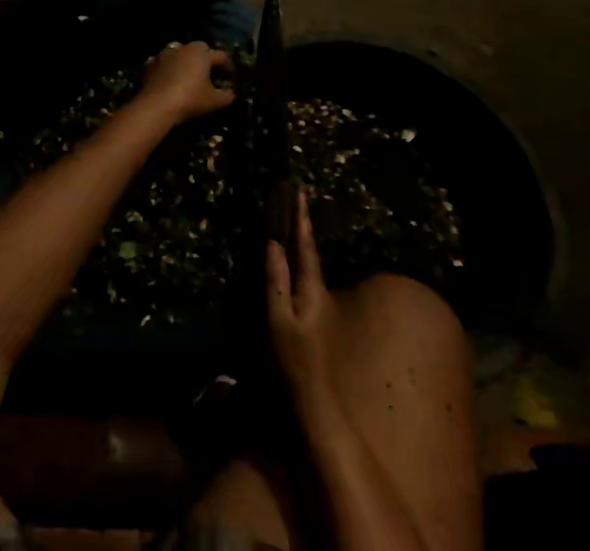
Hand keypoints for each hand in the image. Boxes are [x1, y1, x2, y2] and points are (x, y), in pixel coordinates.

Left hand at [140, 41, 235, 121]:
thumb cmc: (190, 99)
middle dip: (207, 58)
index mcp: (202, 53)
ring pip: (180, 52)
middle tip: (210, 73)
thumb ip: (227, 95)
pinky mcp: (151, 64)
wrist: (156, 105)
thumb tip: (231, 93)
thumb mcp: (214, 101)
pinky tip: (171, 79)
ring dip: (186, 60)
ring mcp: (165, 54)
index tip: (232, 78)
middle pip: (200, 49)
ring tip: (189, 74)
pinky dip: (170, 67)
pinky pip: (164, 62)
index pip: (221, 56)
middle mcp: (184, 48)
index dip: (229, 67)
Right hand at [267, 191, 339, 418]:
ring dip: (299, 238)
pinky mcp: (311, 314)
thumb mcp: (279, 318)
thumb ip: (277, 280)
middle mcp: (317, 289)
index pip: (305, 245)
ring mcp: (316, 302)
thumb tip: (272, 244)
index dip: (301, 218)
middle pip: (308, 249)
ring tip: (292, 217)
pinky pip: (302, 275)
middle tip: (295, 197)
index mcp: (311, 287)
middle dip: (301, 222)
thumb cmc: (294, 358)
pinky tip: (289, 257)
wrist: (315, 397)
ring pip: (307, 262)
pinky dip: (296, 258)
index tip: (299, 191)